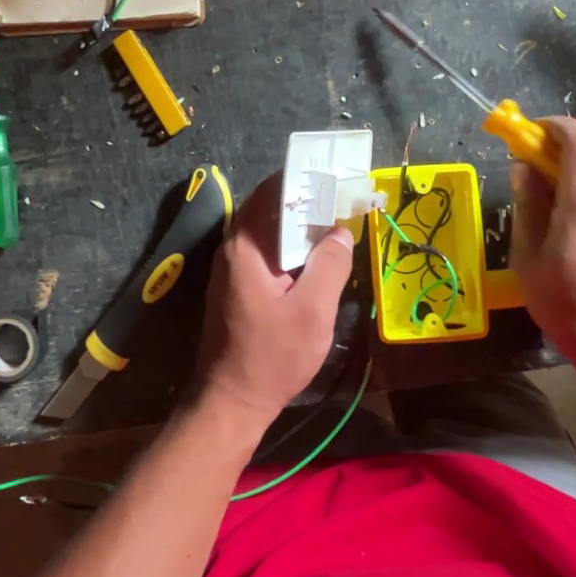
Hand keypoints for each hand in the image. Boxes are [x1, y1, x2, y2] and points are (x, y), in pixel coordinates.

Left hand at [196, 174, 352, 426]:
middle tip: (345, 197)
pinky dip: (294, 250)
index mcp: (245, 247)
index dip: (304, 178)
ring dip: (302, 226)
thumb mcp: (312, 311)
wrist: (230, 402)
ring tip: (339, 221)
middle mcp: (233, 250)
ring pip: (271, 233)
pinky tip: (319, 258)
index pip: (272, 191)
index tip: (336, 174)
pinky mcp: (239, 288)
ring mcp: (233, 270)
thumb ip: (330, 265)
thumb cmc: (271, 356)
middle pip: (271, 209)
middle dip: (308, 200)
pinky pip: (269, 254)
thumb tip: (341, 231)